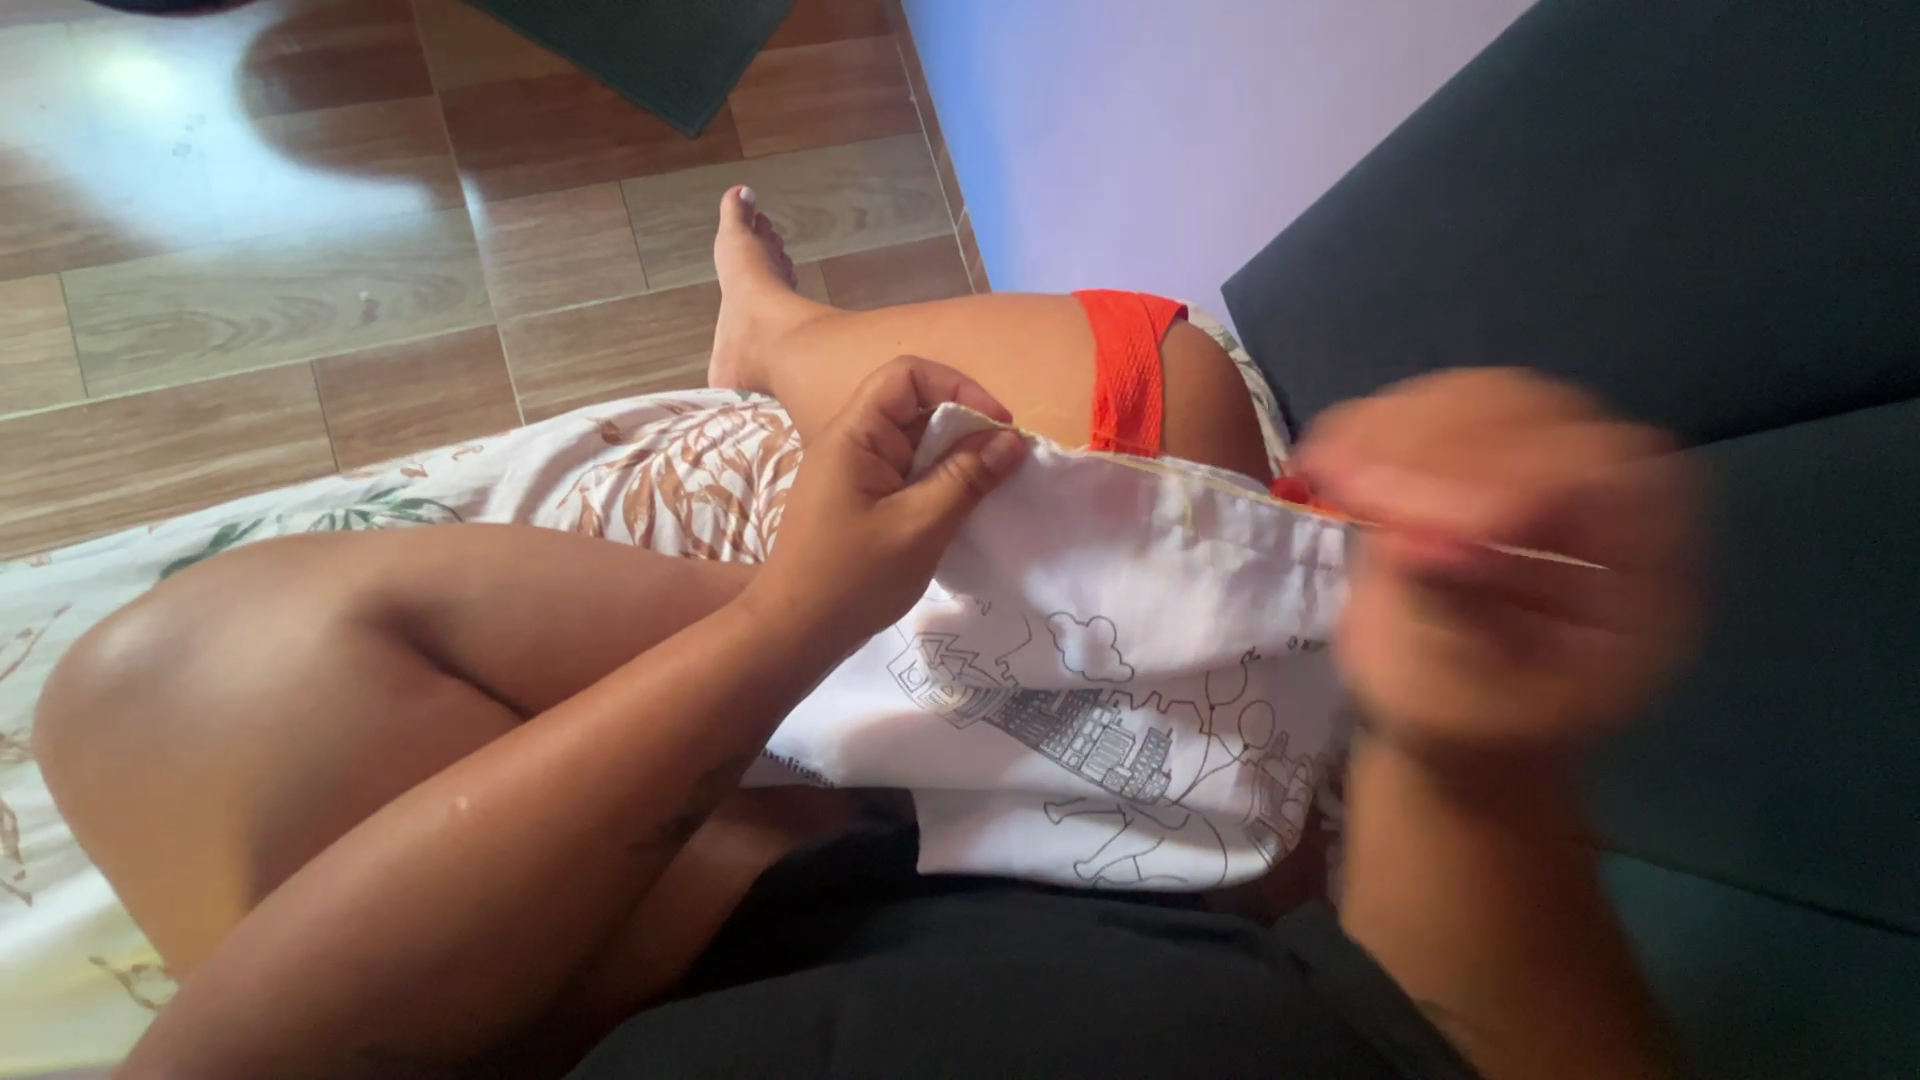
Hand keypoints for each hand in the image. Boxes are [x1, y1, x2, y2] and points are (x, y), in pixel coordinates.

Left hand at [742, 356, 1026, 644]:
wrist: (794, 633)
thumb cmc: (853, 579)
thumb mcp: (920, 526)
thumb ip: (967, 478)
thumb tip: (1012, 439)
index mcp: (854, 434)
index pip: (908, 375)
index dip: (958, 387)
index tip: (998, 426)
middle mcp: (851, 443)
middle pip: (914, 407)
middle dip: (963, 425)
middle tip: (1002, 463)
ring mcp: (854, 473)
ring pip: (913, 443)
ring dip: (954, 457)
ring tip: (988, 487)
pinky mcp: (860, 500)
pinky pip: (906, 474)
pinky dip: (937, 482)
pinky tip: (960, 508)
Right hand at [1298, 369, 1695, 752]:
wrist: (1459, 709)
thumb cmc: (1468, 719)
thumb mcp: (1457, 697)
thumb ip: (1445, 618)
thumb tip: (1408, 542)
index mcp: (1639, 571)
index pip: (1601, 475)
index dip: (1505, 479)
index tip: (1406, 524)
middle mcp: (1601, 499)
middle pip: (1538, 414)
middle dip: (1434, 445)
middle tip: (1349, 487)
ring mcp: (1533, 467)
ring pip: (1482, 397)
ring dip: (1395, 426)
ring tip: (1328, 470)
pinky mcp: (1469, 460)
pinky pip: (1430, 409)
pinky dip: (1370, 425)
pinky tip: (1323, 459)